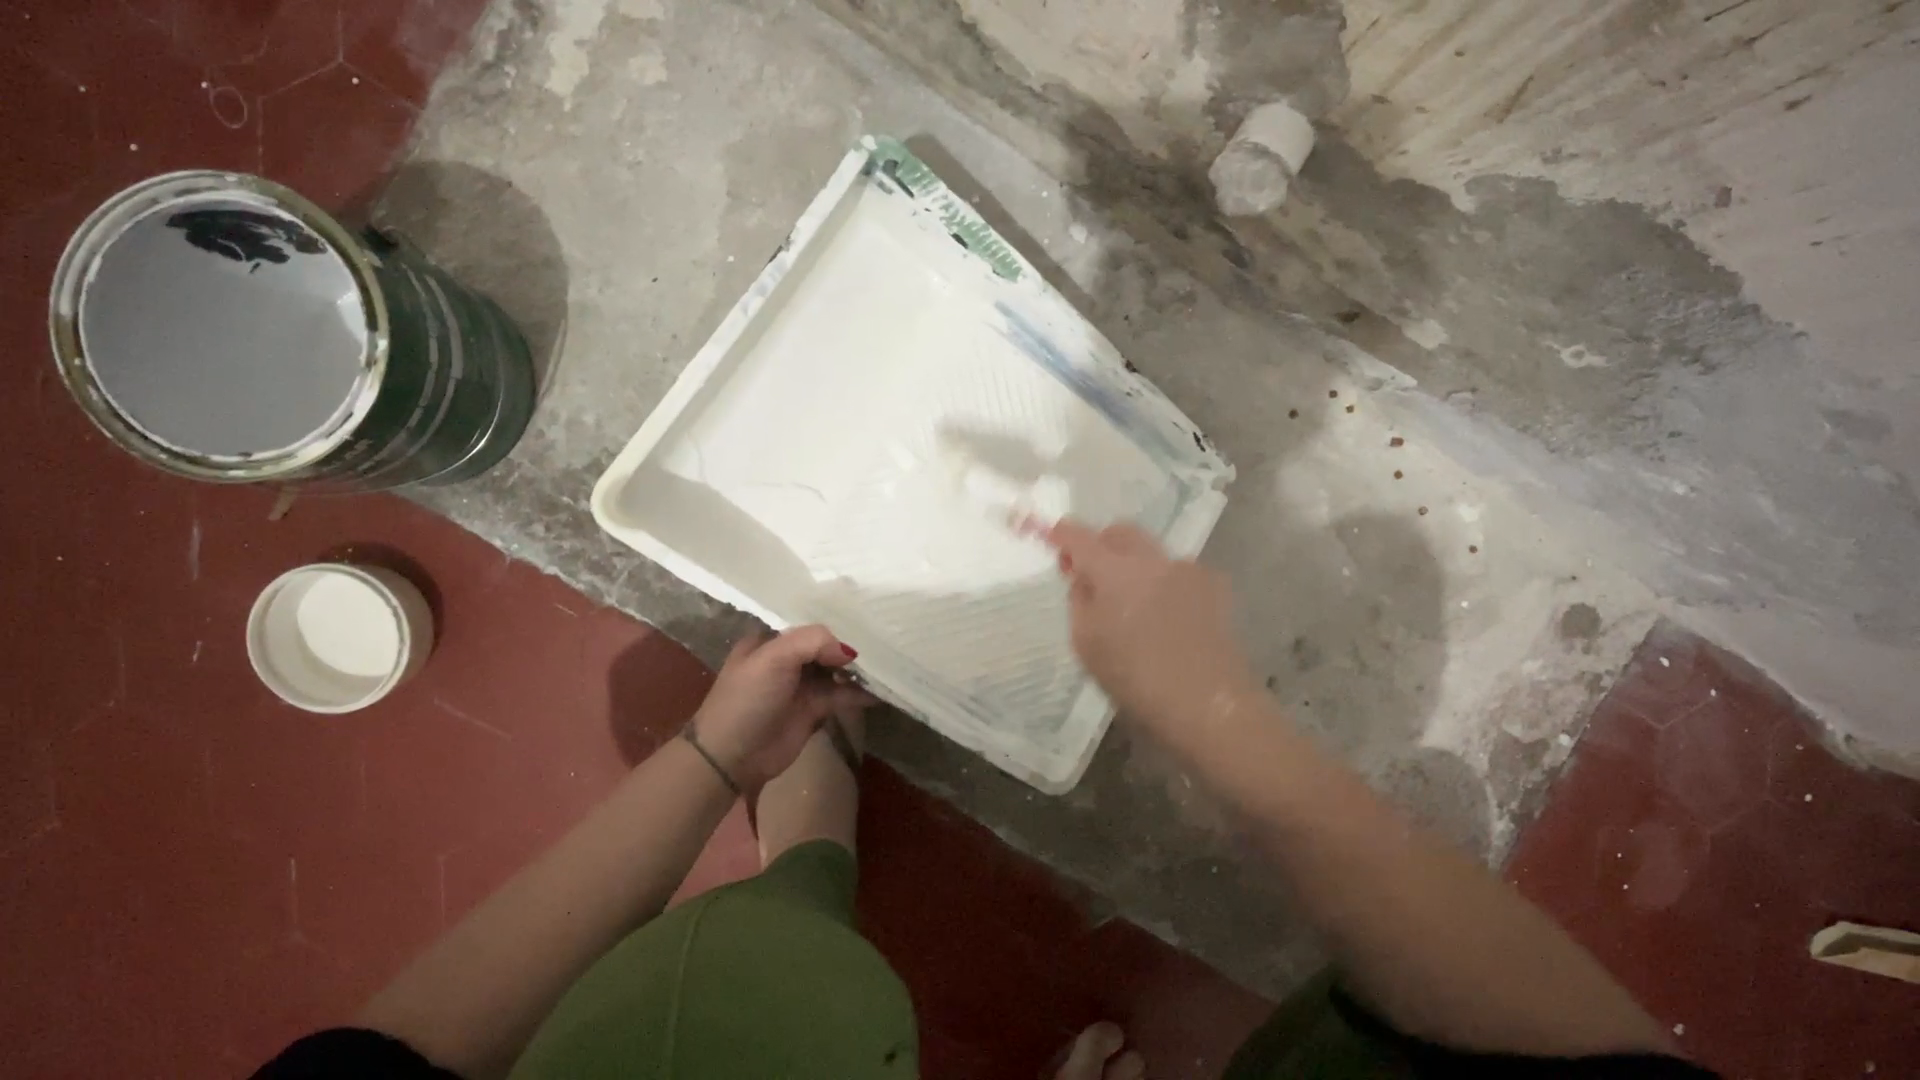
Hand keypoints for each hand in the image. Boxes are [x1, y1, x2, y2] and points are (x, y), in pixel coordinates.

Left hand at [688, 626, 871, 789]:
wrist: (732, 756)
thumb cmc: (747, 699)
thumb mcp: (773, 658)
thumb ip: (813, 642)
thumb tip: (849, 652)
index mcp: (770, 640)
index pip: (809, 623)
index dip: (835, 621)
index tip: (866, 619)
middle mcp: (787, 658)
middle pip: (827, 645)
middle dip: (852, 645)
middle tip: (884, 642)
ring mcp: (801, 684)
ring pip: (837, 670)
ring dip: (859, 669)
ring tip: (888, 665)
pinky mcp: (814, 709)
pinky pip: (843, 695)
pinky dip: (861, 692)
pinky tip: (882, 689)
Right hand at [1047, 520, 1261, 757]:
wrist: (1208, 703)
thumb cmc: (1136, 678)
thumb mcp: (1087, 645)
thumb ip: (1080, 602)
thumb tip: (1084, 579)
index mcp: (1114, 571)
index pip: (1080, 537)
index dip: (1062, 533)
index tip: (1053, 536)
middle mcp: (1152, 559)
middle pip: (1121, 532)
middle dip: (1101, 544)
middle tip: (1090, 573)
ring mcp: (1188, 570)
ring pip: (1151, 554)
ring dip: (1134, 568)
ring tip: (1132, 606)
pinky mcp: (1214, 588)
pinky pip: (1178, 574)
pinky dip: (1164, 585)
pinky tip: (1166, 619)